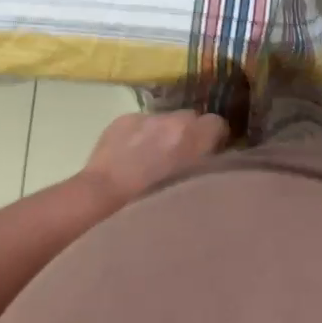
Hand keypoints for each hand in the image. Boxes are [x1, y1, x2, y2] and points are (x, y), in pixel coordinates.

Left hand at [79, 111, 229, 207]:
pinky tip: (129, 156)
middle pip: (190, 118)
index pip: (217, 124)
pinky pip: (140, 123)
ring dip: (162, 134)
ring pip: (164, 120)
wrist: (104, 201)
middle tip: (179, 160)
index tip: (207, 156)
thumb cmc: (154, 205)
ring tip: (151, 159)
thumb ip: (207, 168)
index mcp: (195, 136)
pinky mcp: (123, 120)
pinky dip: (139, 135)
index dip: (213, 140)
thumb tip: (210, 161)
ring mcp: (146, 117)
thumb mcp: (193, 190)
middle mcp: (174, 120)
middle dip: (187, 135)